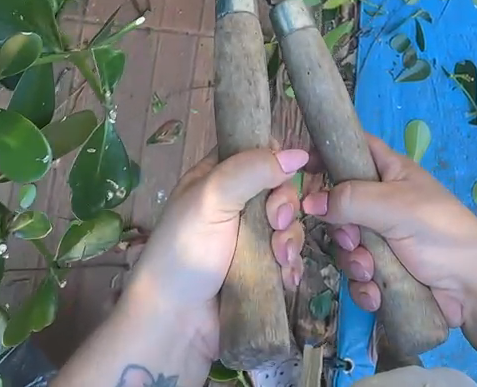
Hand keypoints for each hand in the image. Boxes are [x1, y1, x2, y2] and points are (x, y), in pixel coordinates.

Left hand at [121, 148, 309, 341]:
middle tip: (275, 224)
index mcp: (215, 177)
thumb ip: (253, 170)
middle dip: (284, 206)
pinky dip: (291, 264)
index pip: (255, 152)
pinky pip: (289, 256)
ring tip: (279, 259)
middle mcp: (233, 204)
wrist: (176, 324)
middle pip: (278, 189)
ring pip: (287, 224)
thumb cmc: (186, 250)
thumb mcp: (212, 198)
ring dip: (290, 239)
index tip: (280, 176)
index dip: (275, 160)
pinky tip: (286, 277)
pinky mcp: (260, 271)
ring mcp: (247, 239)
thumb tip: (300, 154)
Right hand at [302, 134, 476, 328]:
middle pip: (340, 203)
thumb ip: (349, 199)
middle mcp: (383, 200)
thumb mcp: (393, 205)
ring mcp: (384, 236)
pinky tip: (377, 293)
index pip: (351, 148)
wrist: (474, 288)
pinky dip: (364, 285)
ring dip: (354, 261)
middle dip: (342, 228)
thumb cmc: (438, 230)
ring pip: (347, 243)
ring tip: (372, 270)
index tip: (302, 169)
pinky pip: (359, 274)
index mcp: (389, 171)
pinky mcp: (387, 270)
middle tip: (355, 239)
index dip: (326, 152)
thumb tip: (309, 201)